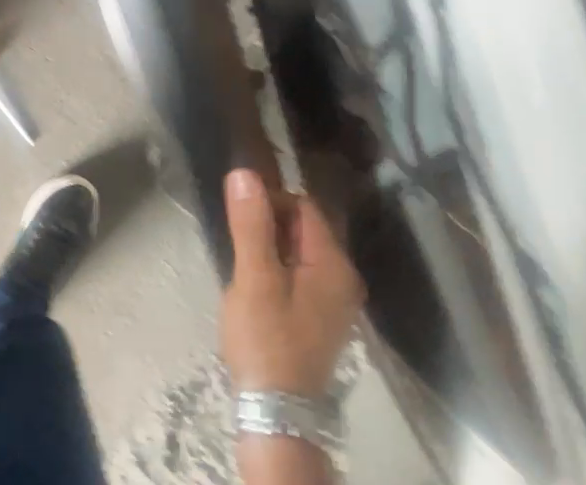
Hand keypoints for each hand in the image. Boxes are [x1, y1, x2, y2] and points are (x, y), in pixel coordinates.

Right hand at [219, 169, 364, 395]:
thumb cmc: (266, 339)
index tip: (239, 215)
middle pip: (307, 229)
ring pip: (303, 254)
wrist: (277, 411)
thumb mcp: (254, 278)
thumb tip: (245, 173)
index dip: (270, 201)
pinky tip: (259, 288)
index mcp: (335, 265)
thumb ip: (251, 224)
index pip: (305, 207)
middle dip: (271, 226)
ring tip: (245, 266)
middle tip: (239, 243)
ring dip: (273, 250)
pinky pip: (303, 277)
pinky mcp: (324, 320)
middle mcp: (346, 279)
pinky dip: (281, 272)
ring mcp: (338, 302)